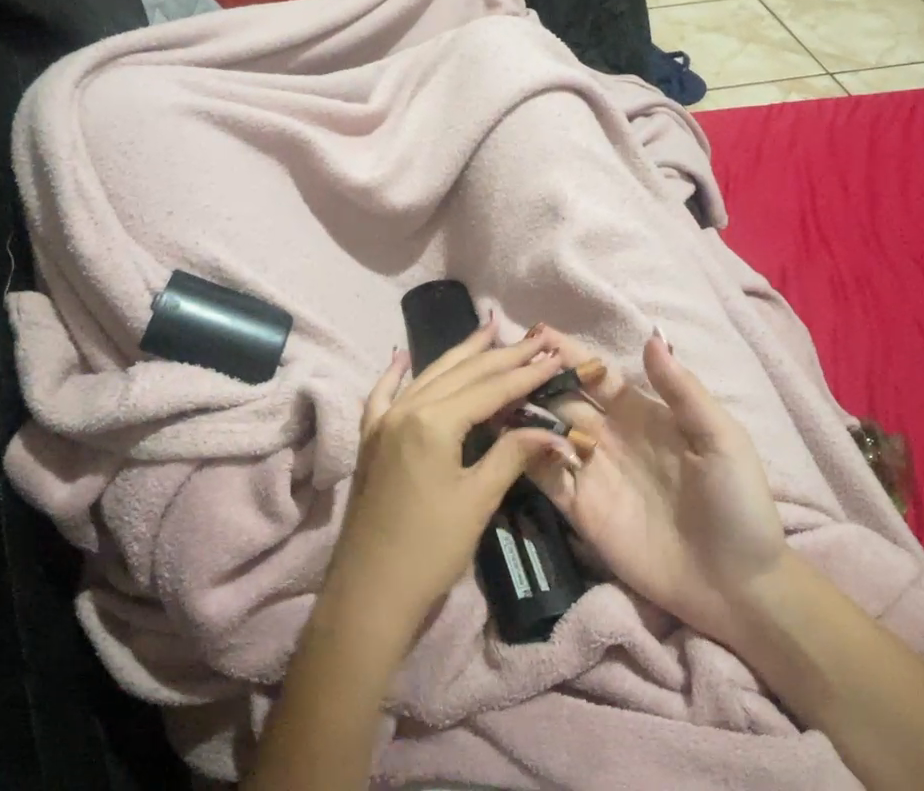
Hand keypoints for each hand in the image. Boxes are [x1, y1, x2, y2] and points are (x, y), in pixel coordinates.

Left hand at [322, 320, 578, 633]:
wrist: (369, 592)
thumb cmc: (430, 549)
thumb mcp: (478, 499)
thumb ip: (512, 455)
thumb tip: (553, 431)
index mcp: (433, 422)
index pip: (490, 389)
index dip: (525, 373)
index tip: (554, 355)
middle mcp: (405, 410)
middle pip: (460, 374)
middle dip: (499, 356)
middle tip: (532, 337)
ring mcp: (382, 423)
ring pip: (427, 377)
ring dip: (460, 356)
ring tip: (488, 332)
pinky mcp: (369, 441)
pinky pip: (382, 396)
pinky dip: (396, 375)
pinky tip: (402, 357)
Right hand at [526, 325, 787, 645]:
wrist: (736, 584)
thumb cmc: (737, 503)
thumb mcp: (721, 440)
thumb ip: (683, 392)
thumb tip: (652, 337)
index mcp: (642, 413)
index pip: (594, 374)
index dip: (567, 354)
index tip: (536, 333)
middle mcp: (609, 436)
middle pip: (562, 398)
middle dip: (532, 377)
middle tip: (497, 358)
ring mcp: (591, 473)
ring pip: (544, 431)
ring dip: (519, 412)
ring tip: (487, 393)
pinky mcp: (579, 510)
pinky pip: (543, 476)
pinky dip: (523, 455)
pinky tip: (503, 439)